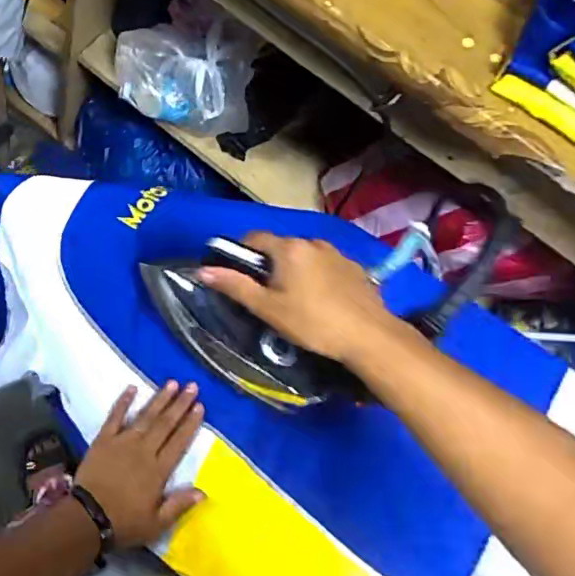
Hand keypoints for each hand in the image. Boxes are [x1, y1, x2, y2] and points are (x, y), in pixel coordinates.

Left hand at [73, 382, 205, 547]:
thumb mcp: (157, 524)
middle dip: (180, 404)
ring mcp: (122, 442)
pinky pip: (115, 416)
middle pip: (165, 424)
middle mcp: (143, 451)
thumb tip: (203, 491)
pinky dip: (123, 401)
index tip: (200, 406)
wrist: (88, 516)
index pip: (179, 442)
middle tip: (192, 386)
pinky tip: (132, 388)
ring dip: (159, 399)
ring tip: (171, 383)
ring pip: (145, 416)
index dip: (190, 424)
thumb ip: (179, 505)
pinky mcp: (103, 439)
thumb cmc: (124, 522)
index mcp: (158, 471)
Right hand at [196, 231, 422, 367]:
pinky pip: (326, 266)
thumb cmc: (312, 323)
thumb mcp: (268, 308)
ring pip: (304, 256)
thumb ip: (235, 286)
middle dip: (269, 265)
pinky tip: (322, 301)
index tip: (239, 276)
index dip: (241, 253)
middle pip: (280, 247)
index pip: (254, 237)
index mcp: (289, 248)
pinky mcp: (356, 268)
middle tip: (267, 295)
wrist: (371, 337)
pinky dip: (318, 276)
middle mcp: (313, 242)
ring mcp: (337, 254)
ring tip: (296, 299)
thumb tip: (203, 270)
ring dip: (295, 270)